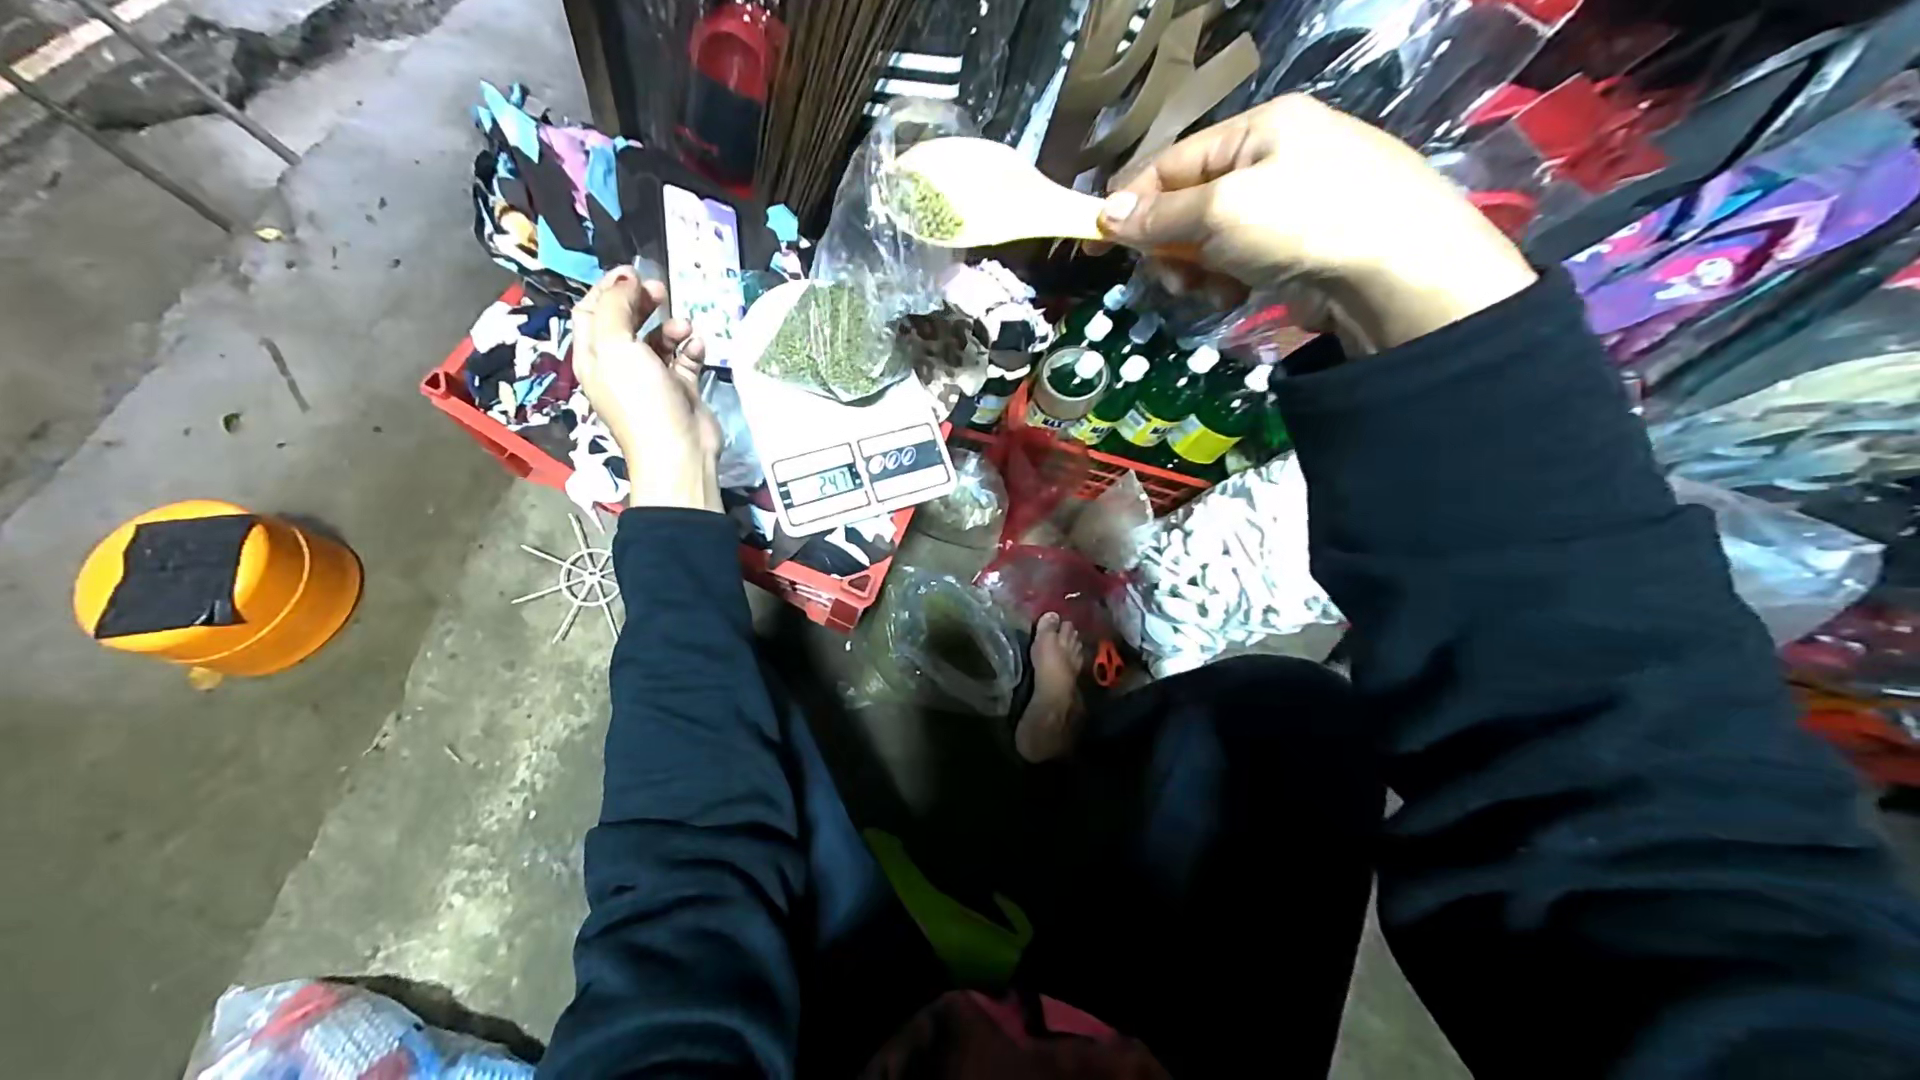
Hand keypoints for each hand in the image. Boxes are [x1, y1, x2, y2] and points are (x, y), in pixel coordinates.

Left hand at [572, 268, 723, 512]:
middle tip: (661, 291)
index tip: (633, 272)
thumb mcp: (615, 345)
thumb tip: (626, 280)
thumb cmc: (640, 398)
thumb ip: (616, 306)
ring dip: (672, 327)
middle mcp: (619, 365)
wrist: (677, 450)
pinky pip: (685, 359)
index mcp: (594, 355)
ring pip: (659, 339)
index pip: (593, 311)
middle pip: (626, 321)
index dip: (609, 288)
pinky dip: (692, 348)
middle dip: (642, 302)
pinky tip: (698, 347)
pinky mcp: (680, 389)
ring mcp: (651, 378)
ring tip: (684, 328)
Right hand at [1095, 95, 1536, 352]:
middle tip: (1170, 277)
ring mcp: (1287, 206)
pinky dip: (1225, 280)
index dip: (1133, 202)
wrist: (1396, 274)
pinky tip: (1235, 295)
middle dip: (1171, 245)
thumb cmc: (1305, 222)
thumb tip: (1105, 216)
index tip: (1100, 241)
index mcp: (1259, 129)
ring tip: (1210, 290)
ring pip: (1210, 239)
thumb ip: (1159, 217)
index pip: (1173, 162)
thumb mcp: (1220, 213)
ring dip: (1196, 269)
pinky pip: (1237, 261)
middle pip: (1190, 204)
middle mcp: (1273, 159)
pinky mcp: (1295, 248)